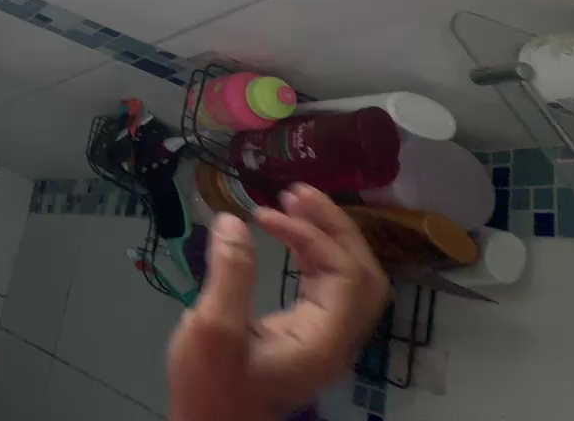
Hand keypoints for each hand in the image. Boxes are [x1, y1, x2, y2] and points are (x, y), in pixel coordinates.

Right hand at [168, 186, 390, 420]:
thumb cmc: (211, 382)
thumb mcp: (212, 328)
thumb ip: (229, 274)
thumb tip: (232, 221)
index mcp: (322, 339)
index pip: (345, 275)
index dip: (310, 236)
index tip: (261, 212)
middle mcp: (335, 338)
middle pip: (363, 275)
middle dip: (335, 227)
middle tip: (295, 191)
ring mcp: (323, 337)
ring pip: (349, 278)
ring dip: (326, 236)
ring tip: (288, 201)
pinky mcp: (305, 334)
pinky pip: (327, 286)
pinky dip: (311, 252)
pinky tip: (284, 235)